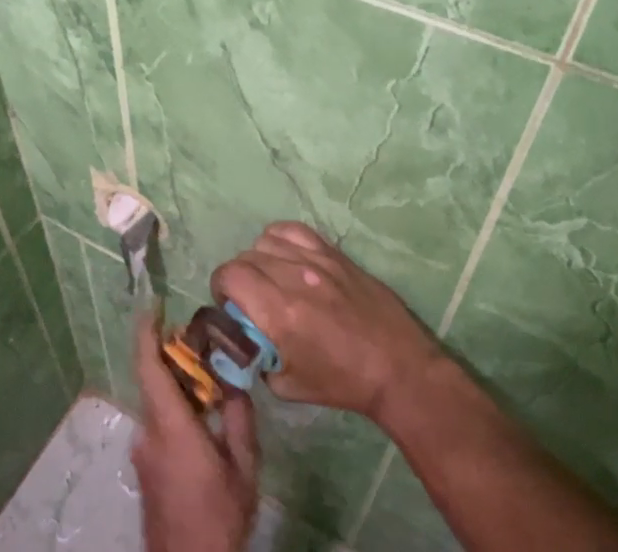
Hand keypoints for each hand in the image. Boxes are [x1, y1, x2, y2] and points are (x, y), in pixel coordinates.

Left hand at [132, 310, 259, 551]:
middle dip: (174, 354)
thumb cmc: (220, 516)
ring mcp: (143, 451)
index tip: (154, 306)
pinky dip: (177, 406)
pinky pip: (158, 421)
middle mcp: (149, 433)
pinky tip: (205, 414)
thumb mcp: (243, 467)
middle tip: (204, 340)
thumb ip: (240, 420)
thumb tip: (236, 382)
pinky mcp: (146, 465)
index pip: (149, 368)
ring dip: (179, 383)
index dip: (147, 333)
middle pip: (154, 380)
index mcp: (171, 428)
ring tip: (212, 376)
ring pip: (157, 401)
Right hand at [212, 222, 446, 421]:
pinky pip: (295, 231)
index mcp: (279, 312)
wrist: (397, 368)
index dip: (220, 289)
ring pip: (267, 240)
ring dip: (258, 258)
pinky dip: (281, 240)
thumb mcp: (286, 386)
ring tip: (270, 279)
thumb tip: (236, 340)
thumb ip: (254, 358)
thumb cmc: (342, 383)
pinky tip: (286, 258)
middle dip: (238, 278)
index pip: (229, 275)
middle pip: (245, 257)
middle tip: (249, 300)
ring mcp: (318, 261)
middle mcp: (295, 277)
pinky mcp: (336, 255)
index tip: (229, 307)